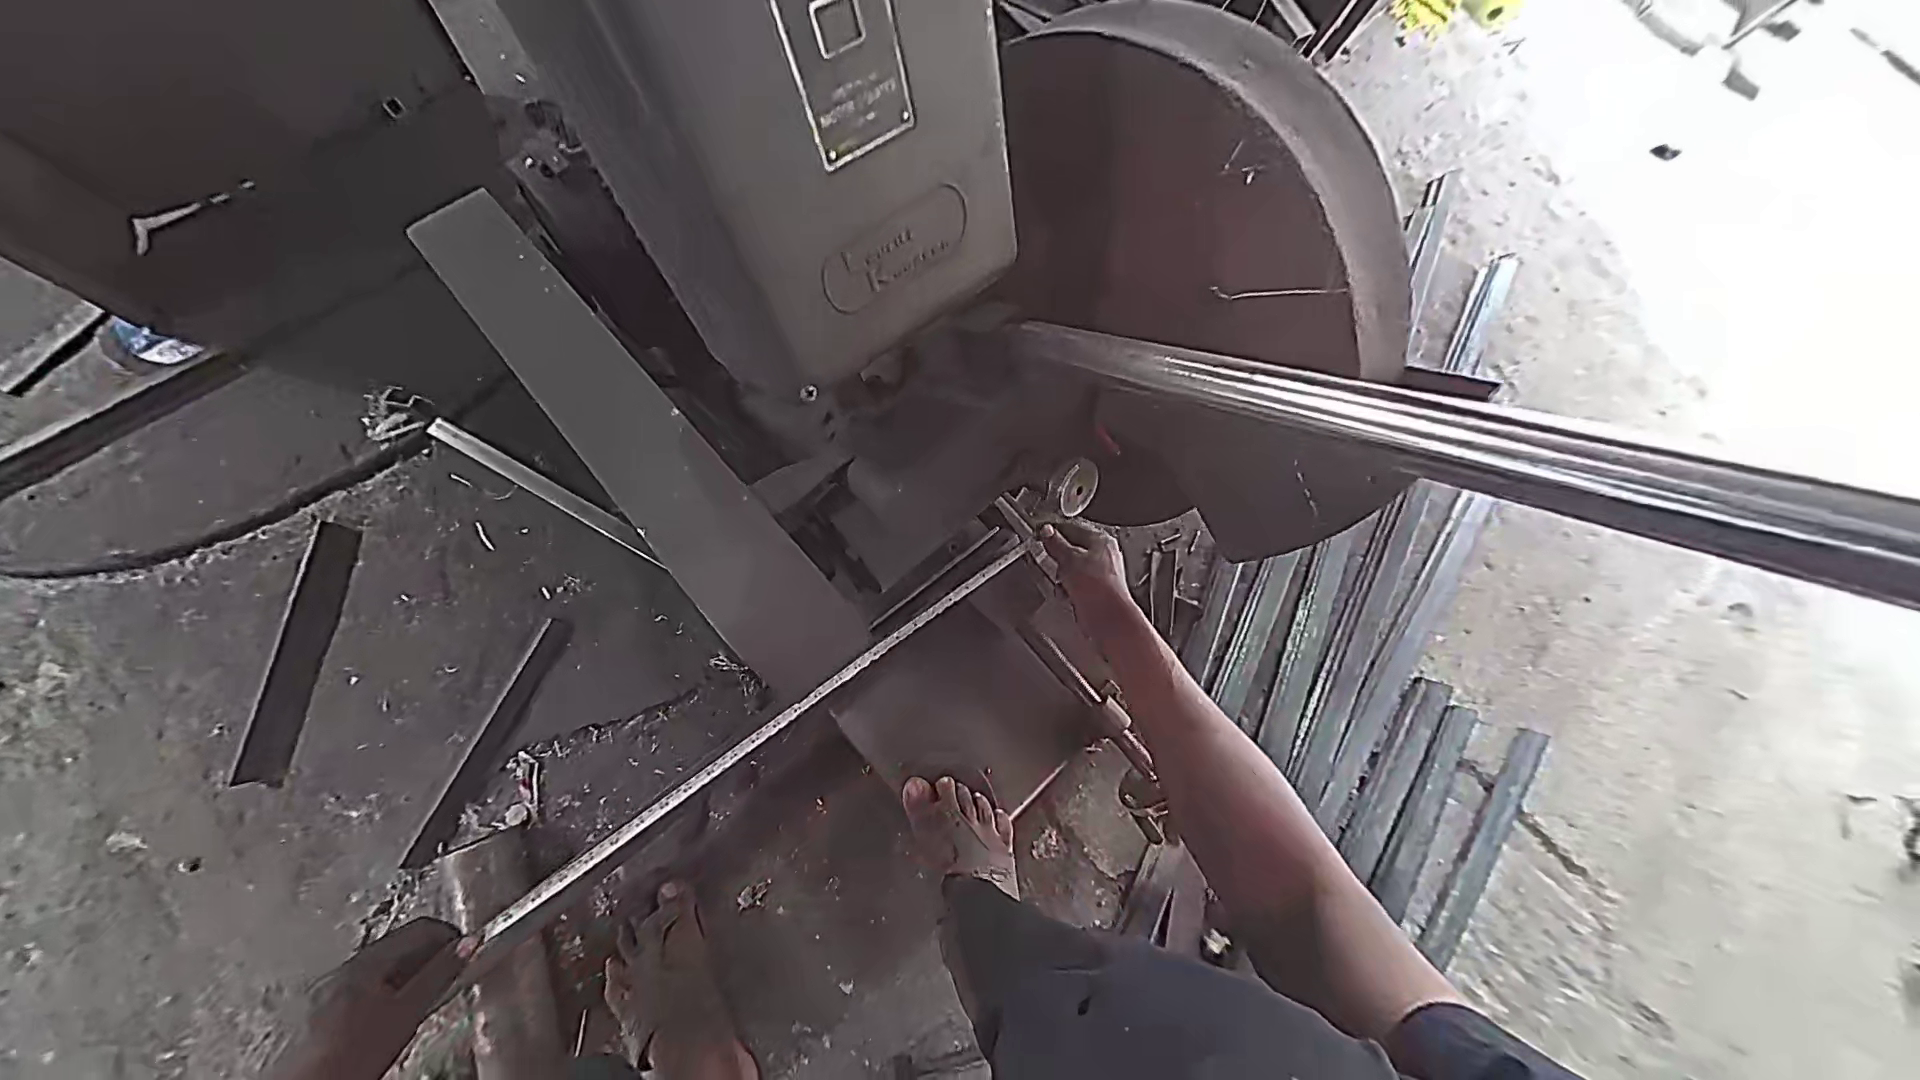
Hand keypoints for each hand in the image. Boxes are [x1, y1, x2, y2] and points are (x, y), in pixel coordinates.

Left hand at [264, 918, 474, 1079]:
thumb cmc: (350, 1058)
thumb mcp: (408, 1012)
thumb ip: (441, 972)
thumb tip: (470, 943)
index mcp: (364, 963)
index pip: (421, 928)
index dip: (450, 937)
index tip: (467, 951)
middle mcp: (342, 971)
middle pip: (400, 946)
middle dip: (428, 958)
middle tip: (448, 977)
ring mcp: (325, 993)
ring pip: (382, 969)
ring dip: (407, 978)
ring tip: (418, 1002)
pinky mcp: (316, 1016)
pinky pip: (363, 989)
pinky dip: (384, 995)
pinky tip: (387, 1018)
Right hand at [1040, 520, 1130, 624]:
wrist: (1107, 618)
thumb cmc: (1099, 587)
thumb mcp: (1069, 559)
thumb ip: (1056, 543)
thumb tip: (1047, 532)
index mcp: (1101, 541)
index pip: (1074, 527)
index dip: (1055, 529)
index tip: (1040, 532)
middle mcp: (1103, 557)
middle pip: (1072, 549)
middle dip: (1058, 557)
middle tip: (1049, 558)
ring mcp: (1099, 576)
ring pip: (1071, 570)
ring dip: (1062, 576)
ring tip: (1062, 581)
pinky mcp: (1093, 593)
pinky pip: (1074, 586)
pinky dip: (1067, 590)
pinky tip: (1066, 594)